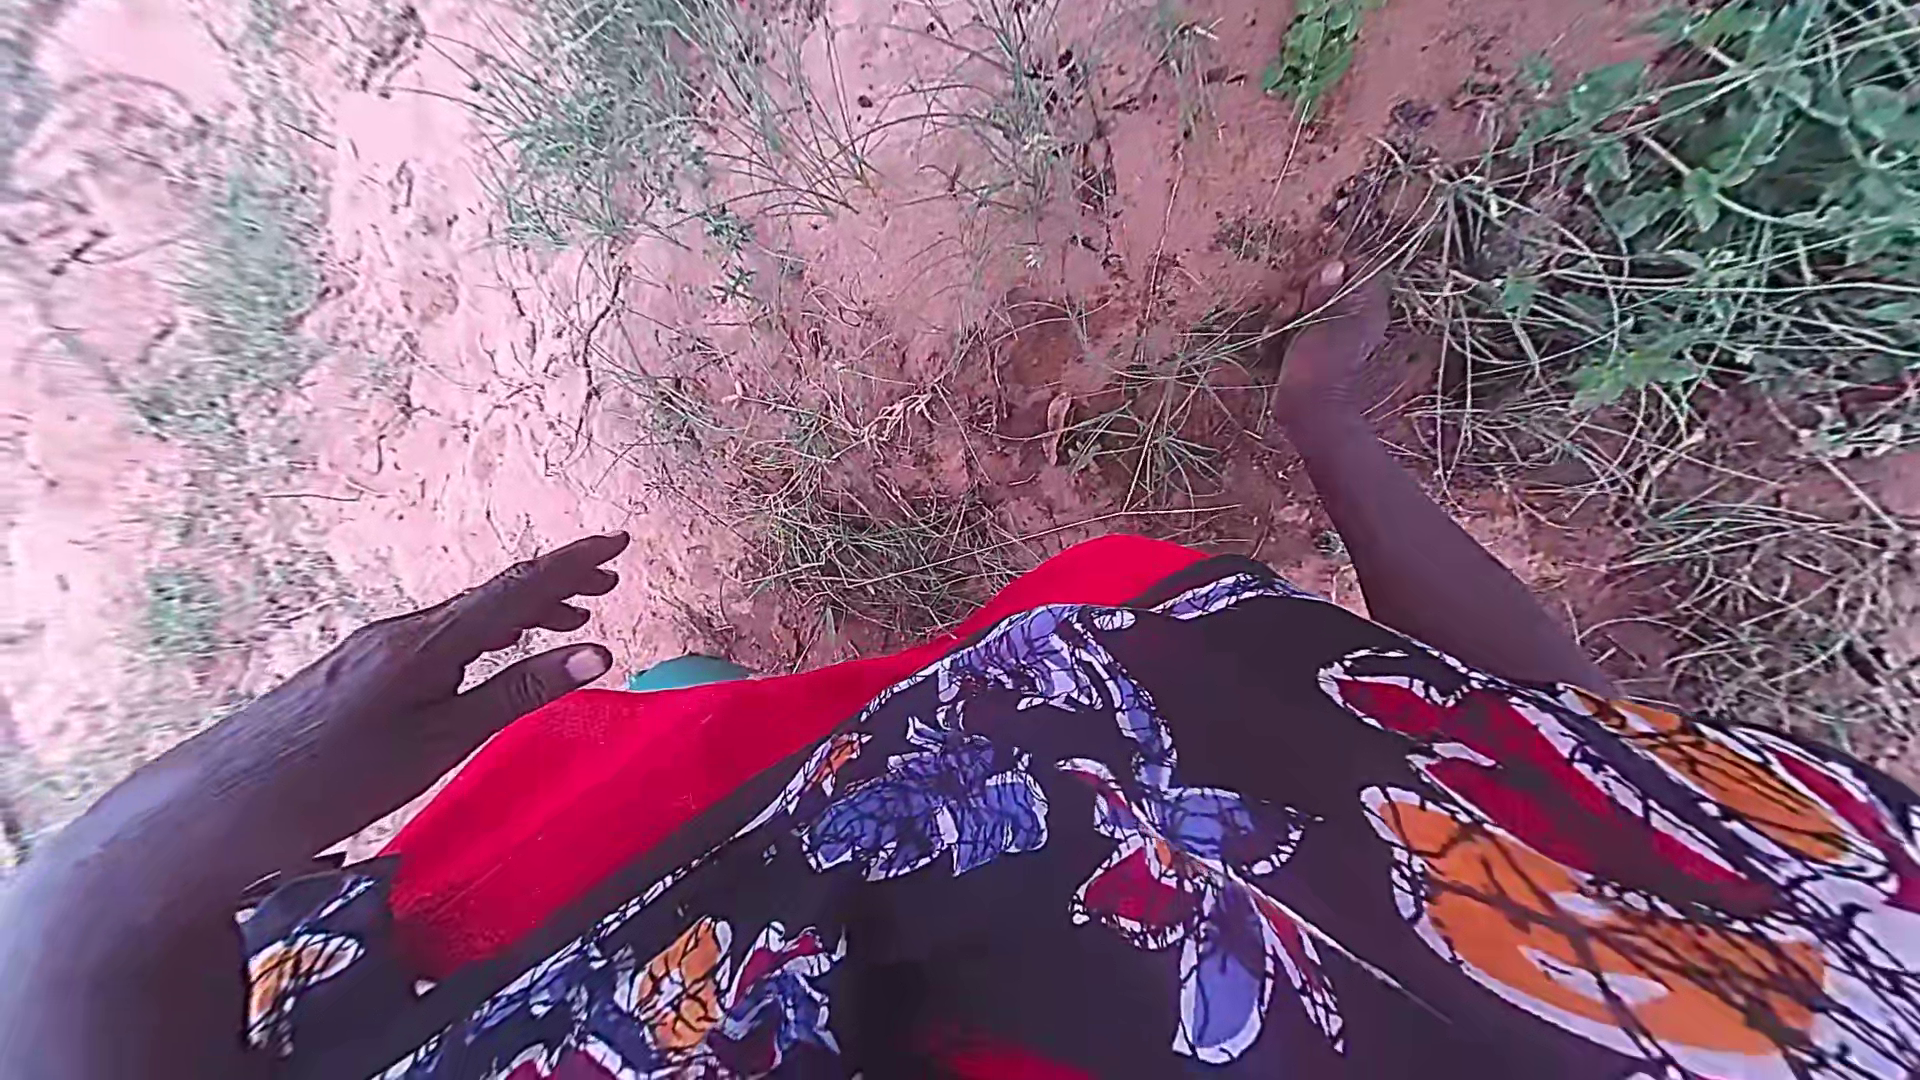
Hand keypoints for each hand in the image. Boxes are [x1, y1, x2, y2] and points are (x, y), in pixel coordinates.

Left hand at [185, 531, 630, 866]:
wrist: (201, 819)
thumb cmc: (335, 780)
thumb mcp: (444, 739)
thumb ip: (521, 690)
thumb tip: (599, 652)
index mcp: (430, 641)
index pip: (520, 587)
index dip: (574, 561)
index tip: (618, 541)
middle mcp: (407, 629)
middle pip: (499, 590)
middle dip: (560, 580)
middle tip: (609, 581)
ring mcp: (382, 645)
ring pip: (475, 610)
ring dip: (530, 605)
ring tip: (574, 614)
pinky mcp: (367, 665)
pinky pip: (451, 629)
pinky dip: (496, 627)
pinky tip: (504, 645)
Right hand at [1270, 260, 1390, 428]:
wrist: (1308, 410)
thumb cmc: (1318, 366)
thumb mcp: (1323, 321)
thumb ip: (1329, 291)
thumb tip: (1333, 265)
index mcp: (1366, 304)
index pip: (1353, 266)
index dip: (1325, 269)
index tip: (1303, 285)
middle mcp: (1354, 316)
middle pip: (1324, 286)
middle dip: (1297, 296)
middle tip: (1284, 313)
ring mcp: (1332, 335)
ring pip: (1305, 308)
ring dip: (1283, 317)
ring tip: (1273, 335)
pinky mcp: (1311, 351)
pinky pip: (1295, 330)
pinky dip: (1281, 335)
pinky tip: (1271, 347)